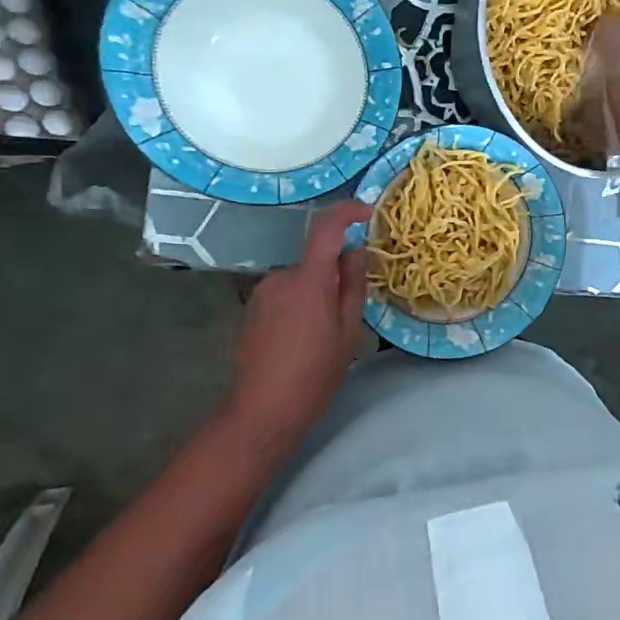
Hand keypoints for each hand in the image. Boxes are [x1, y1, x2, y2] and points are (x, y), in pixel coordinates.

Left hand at [228, 199, 371, 427]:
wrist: (264, 408)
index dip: (347, 211)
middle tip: (346, 314)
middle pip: (315, 261)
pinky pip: (284, 294)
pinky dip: (298, 305)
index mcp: (309, 279)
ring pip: (300, 280)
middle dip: (333, 276)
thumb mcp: (348, 331)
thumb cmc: (315, 373)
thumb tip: (355, 251)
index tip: (367, 212)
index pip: (326, 227)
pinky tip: (299, 341)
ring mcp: (262, 292)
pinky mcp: (252, 308)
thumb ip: (352, 285)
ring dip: (314, 294)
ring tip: (321, 336)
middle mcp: (281, 276)